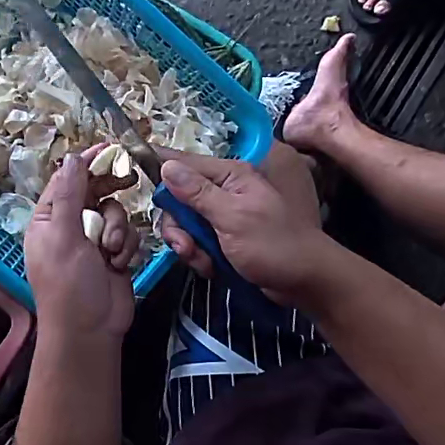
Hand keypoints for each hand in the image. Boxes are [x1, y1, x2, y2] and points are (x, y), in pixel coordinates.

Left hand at [26, 147, 139, 340]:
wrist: (91, 330)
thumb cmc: (69, 285)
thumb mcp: (65, 237)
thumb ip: (70, 195)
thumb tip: (72, 158)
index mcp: (48, 220)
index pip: (67, 181)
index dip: (87, 163)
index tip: (110, 148)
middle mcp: (70, 226)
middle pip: (95, 192)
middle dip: (109, 195)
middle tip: (128, 180)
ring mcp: (93, 240)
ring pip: (115, 212)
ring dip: (118, 228)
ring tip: (112, 250)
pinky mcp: (114, 253)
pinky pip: (127, 233)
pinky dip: (126, 245)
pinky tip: (120, 262)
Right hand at [156, 145, 338, 306]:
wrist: (304, 281)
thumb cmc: (273, 245)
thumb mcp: (232, 217)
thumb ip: (198, 192)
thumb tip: (167, 164)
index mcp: (231, 175)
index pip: (184, 163)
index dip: (161, 171)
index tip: (140, 179)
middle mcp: (226, 190)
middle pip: (180, 199)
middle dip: (178, 225)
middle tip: (185, 247)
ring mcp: (226, 215)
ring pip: (187, 224)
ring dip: (190, 246)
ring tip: (204, 262)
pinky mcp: (226, 238)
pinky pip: (200, 242)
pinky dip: (202, 257)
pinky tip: (212, 268)